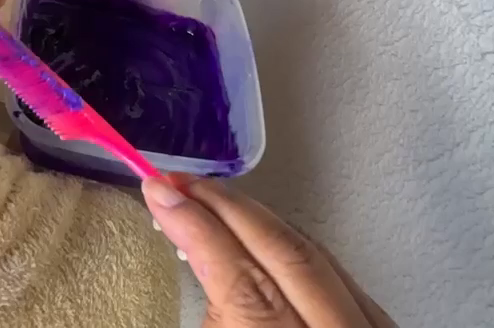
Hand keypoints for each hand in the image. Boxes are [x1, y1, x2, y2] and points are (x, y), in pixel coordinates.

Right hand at [143, 176, 396, 327]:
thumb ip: (211, 320)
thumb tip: (190, 246)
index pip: (243, 284)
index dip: (194, 226)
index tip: (154, 189)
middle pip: (288, 256)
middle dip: (224, 204)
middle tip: (174, 181)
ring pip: (318, 257)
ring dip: (256, 220)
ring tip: (207, 199)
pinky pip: (339, 276)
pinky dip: (291, 247)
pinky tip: (258, 238)